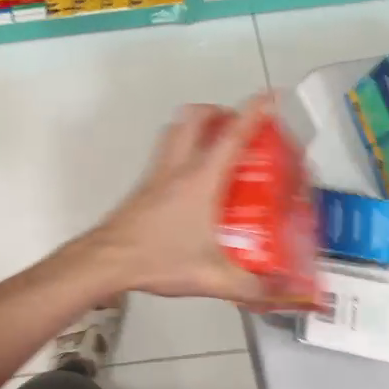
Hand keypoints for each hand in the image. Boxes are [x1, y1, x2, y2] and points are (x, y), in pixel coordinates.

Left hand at [67, 95, 278, 304]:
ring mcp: (156, 173)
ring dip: (197, 124)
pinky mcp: (143, 185)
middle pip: (195, 117)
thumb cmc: (158, 260)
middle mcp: (177, 167)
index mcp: (200, 180)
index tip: (271, 96)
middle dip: (221, 111)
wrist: (106, 260)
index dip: (254, 112)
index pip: (232, 136)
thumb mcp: (212, 278)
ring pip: (175, 128)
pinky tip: (193, 174)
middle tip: (240, 125)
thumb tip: (281, 291)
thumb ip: (250, 286)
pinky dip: (182, 146)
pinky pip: (165, 149)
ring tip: (218, 141)